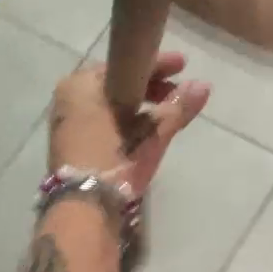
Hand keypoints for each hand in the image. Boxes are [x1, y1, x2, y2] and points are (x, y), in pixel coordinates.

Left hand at [49, 53, 209, 193]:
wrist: (83, 207)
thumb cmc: (115, 161)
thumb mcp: (151, 134)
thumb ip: (177, 109)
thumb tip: (204, 85)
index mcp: (82, 84)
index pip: (125, 64)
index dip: (156, 65)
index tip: (183, 65)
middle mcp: (69, 96)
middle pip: (117, 83)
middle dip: (150, 86)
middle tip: (178, 91)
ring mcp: (68, 120)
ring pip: (110, 101)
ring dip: (140, 104)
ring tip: (168, 112)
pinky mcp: (72, 142)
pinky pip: (103, 118)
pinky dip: (125, 117)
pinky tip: (147, 128)